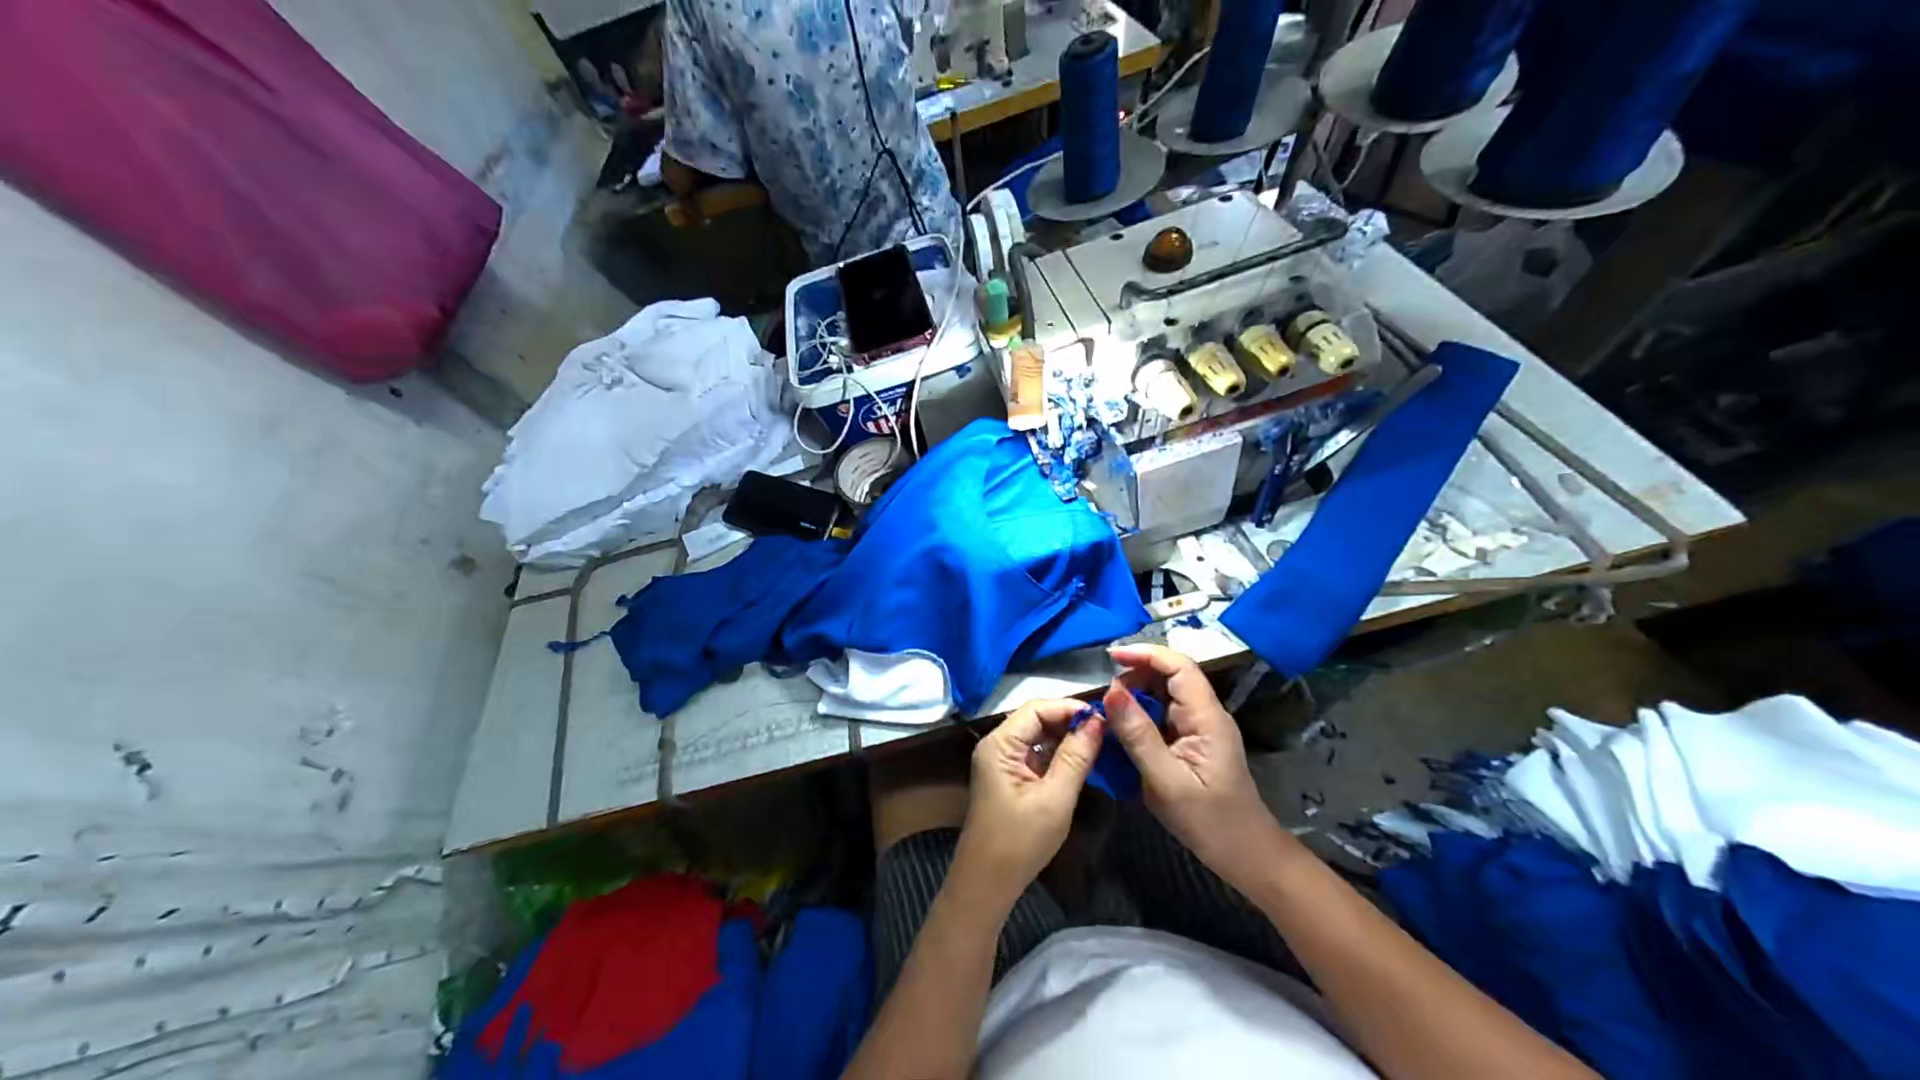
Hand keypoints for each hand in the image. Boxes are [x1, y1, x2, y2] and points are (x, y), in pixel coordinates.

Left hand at [953, 699, 1103, 906]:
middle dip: (1070, 721)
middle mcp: (997, 745)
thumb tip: (1097, 722)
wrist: (987, 883)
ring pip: (1038, 736)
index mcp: (1000, 744)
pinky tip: (1082, 760)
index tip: (1103, 717)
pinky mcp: (1009, 777)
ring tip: (1101, 742)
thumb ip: (1076, 757)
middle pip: (1036, 719)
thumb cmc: (1020, 841)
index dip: (1070, 708)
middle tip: (1107, 730)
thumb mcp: (1055, 798)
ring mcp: (1002, 761)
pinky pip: (1036, 754)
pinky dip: (1058, 754)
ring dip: (1067, 738)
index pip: (1036, 708)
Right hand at [1104, 644, 1296, 890]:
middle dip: (1135, 674)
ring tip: (1107, 710)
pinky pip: (1163, 714)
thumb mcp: (1166, 781)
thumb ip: (1137, 735)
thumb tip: (1111, 692)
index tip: (1110, 656)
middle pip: (1171, 675)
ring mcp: (1200, 728)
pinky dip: (1140, 713)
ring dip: (1136, 694)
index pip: (1179, 666)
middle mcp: (1205, 714)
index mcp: (1207, 718)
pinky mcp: (1192, 741)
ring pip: (1165, 694)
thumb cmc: (1209, 822)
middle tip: (1103, 694)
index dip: (1145, 654)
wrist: (1246, 855)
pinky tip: (1121, 728)